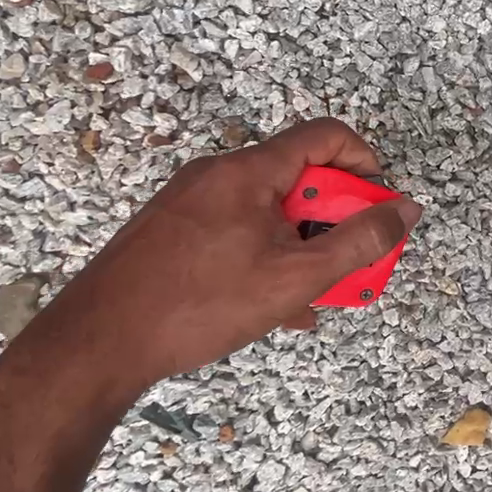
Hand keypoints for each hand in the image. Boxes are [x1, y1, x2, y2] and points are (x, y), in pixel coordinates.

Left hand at [17, 118, 422, 400]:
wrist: (83, 356)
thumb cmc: (197, 307)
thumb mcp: (298, 278)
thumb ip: (363, 241)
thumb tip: (408, 209)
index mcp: (248, 172)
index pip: (328, 136)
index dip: (367, 164)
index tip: (377, 207)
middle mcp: (218, 176)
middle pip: (303, 176)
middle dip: (338, 218)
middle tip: (349, 258)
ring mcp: (190, 204)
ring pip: (274, 209)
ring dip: (307, 244)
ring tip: (316, 291)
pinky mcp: (172, 233)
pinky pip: (242, 229)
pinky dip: (270, 255)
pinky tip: (277, 304)